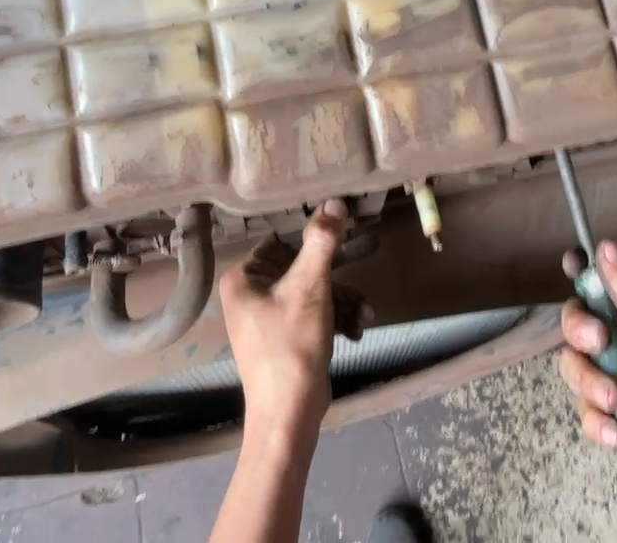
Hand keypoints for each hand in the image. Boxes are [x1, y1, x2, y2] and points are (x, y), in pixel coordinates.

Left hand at [219, 199, 367, 428]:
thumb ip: (323, 242)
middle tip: (371, 249)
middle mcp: (251, 294)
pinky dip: (337, 319)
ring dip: (344, 300)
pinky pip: (315, 315)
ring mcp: (268, 318)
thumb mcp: (311, 287)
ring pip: (314, 291)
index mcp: (245, 278)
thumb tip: (335, 202)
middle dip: (339, 270)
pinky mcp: (287, 337)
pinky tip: (356, 332)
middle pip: (303, 265)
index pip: (283, 240)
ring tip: (367, 315)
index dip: (315, 233)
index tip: (346, 224)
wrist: (289, 414)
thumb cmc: (292, 344)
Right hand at [558, 241, 616, 533]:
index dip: (588, 277)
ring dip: (591, 384)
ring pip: (580, 367)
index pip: (611, 285)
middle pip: (583, 324)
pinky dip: (598, 421)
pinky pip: (589, 409)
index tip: (568, 268)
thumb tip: (606, 246)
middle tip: (597, 345)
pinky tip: (616, 435)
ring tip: (615, 403)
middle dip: (583, 336)